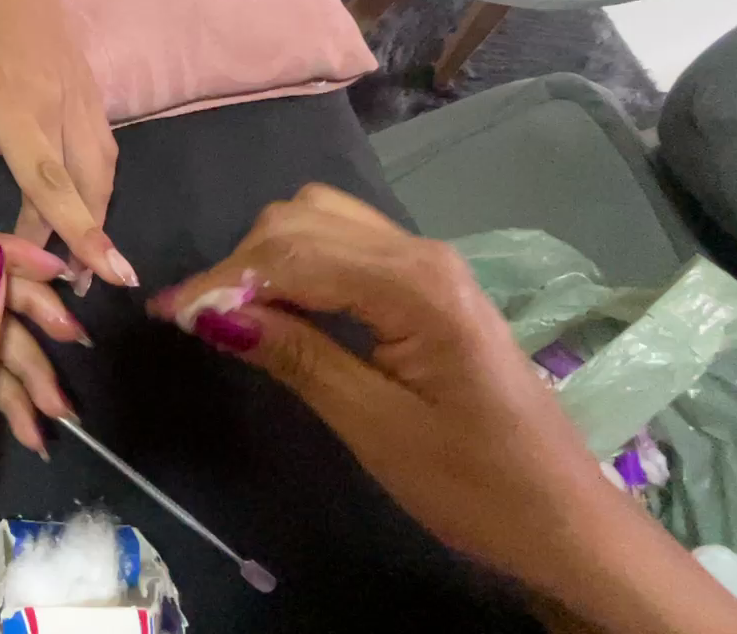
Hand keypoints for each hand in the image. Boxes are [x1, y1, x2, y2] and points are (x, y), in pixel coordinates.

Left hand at [0, 0, 130, 290]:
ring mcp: (81, 95)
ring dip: (99, 213)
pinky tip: (84, 196)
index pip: (52, 184)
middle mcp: (59, 108)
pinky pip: (104, 145)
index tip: (109, 275)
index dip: (80, 233)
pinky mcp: (89, 85)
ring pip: (104, 168)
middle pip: (88, 187)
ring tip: (85, 250)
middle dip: (89, 238)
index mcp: (14, 110)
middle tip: (80, 282)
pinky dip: (100, 182)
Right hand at [149, 185, 736, 633]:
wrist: (566, 519)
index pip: (292, 255)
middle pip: (297, 221)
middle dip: (239, 264)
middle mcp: (419, 252)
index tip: (170, 313)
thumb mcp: (373, 426)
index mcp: (417, 286)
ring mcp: (421, 258)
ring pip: (313, 217)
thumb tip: (210, 315)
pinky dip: (292, 257)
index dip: (222, 281)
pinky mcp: (417, 275)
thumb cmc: (476, 484)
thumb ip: (293, 355)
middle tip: (202, 321)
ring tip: (237, 310)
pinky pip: (336, 237)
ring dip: (264, 255)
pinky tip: (279, 299)